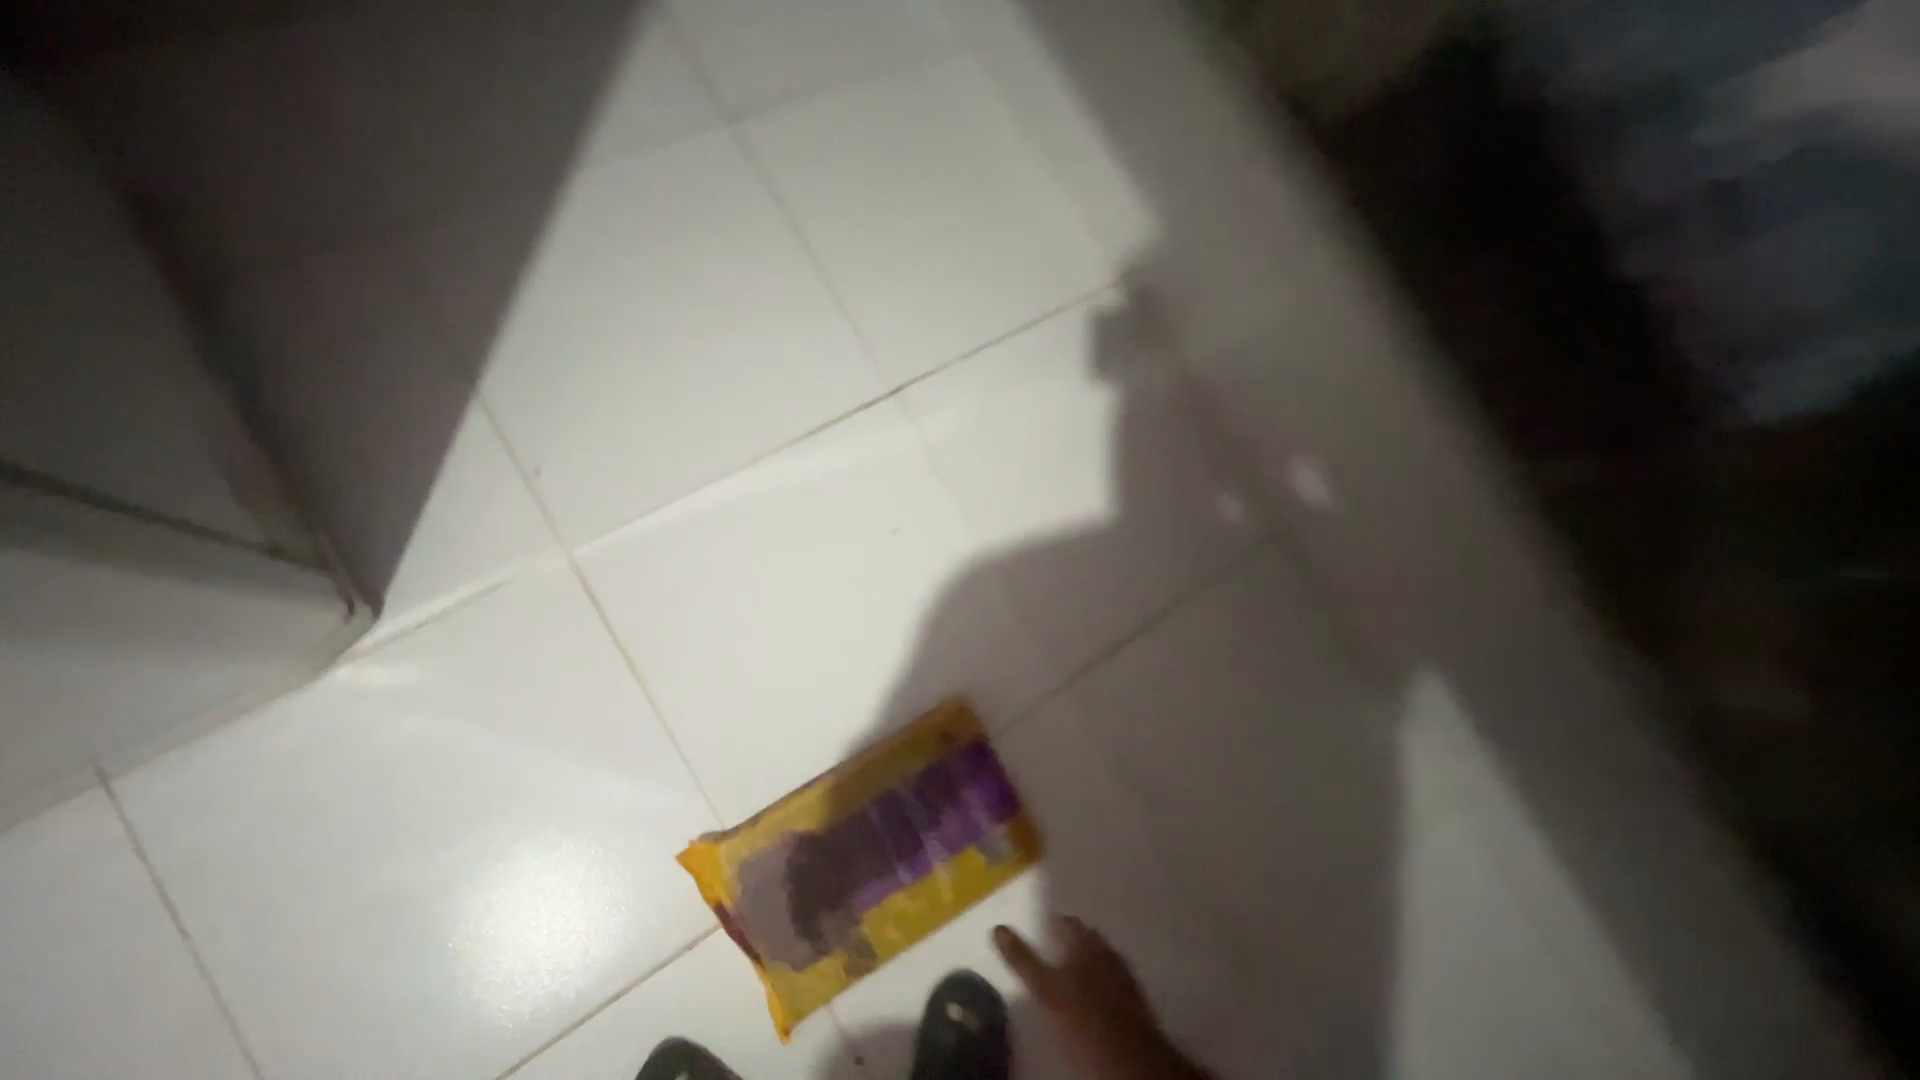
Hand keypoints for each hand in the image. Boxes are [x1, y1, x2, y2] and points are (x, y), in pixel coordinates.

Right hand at [992, 916, 1204, 1079]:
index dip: (1051, 924)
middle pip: (1085, 937)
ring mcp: (1123, 972)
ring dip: (1085, 960)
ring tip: (1068, 974)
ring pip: (1100, 956)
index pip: (1066, 922)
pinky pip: (1112, 977)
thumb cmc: (1082, 1019)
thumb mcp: (1044, 989)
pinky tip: (1092, 996)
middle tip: (1050, 951)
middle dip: (1069, 940)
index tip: (1038, 931)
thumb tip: (997, 928)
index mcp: (1084, 943)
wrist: (1130, 1057)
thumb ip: (1022, 959)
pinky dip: (1099, 980)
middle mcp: (1106, 950)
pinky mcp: (1134, 996)